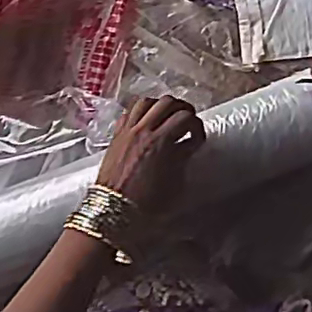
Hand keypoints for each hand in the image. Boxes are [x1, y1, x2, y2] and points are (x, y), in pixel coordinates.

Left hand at [96, 96, 204, 214]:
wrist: (113, 209)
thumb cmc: (147, 202)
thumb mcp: (174, 182)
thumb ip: (183, 158)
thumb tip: (188, 144)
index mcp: (160, 142)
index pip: (186, 118)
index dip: (197, 126)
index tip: (198, 138)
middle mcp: (143, 130)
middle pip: (167, 102)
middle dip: (183, 108)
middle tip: (188, 120)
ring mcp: (127, 130)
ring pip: (146, 101)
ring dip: (161, 105)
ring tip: (168, 116)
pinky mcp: (116, 135)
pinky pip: (129, 111)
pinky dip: (141, 111)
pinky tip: (147, 121)